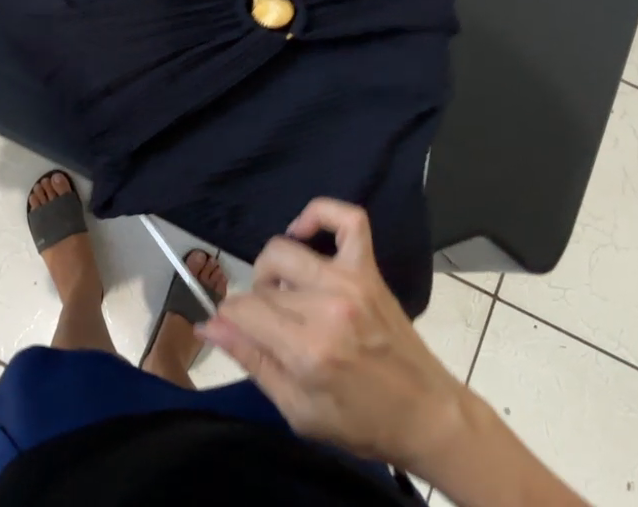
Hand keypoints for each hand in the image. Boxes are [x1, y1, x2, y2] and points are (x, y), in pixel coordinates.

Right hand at [198, 198, 470, 469]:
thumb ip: (251, 361)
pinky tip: (302, 232)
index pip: (241, 309)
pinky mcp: (369, 271)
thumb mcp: (298, 411)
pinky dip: (319, 214)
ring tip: (284, 294)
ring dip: (273, 270)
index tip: (237, 332)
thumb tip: (208, 325)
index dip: (230, 320)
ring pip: (284, 251)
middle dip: (254, 306)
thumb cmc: (362, 423)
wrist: (429, 415)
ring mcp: (351, 282)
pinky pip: (347, 220)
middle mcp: (326, 307)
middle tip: (271, 330)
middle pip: (261, 285)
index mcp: (307, 349)